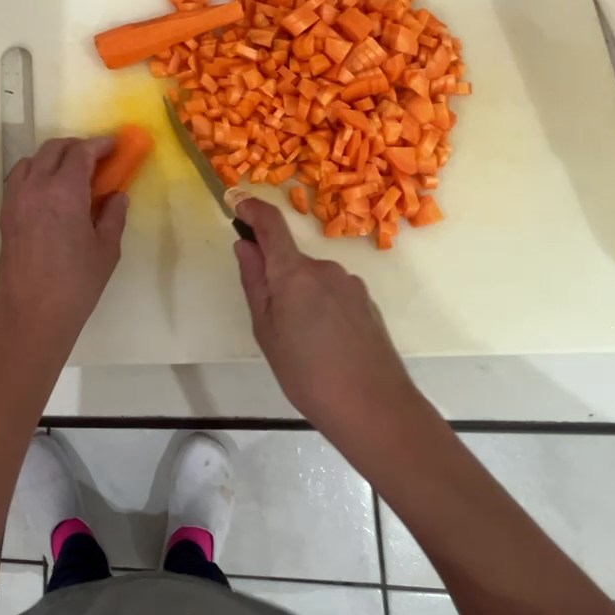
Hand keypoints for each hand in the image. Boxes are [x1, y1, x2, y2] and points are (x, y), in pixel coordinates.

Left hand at [0, 136, 128, 349]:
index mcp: (64, 191)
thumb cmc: (76, 284)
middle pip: (54, 149)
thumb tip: (117, 195)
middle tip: (96, 158)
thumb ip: (112, 216)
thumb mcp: (106, 250)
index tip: (114, 145)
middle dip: (76, 147)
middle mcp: (36, 186)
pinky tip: (50, 191)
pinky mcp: (5, 213)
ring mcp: (16, 198)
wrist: (31, 313)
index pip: (81, 152)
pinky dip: (35, 173)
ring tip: (71, 173)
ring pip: (32, 160)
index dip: (100, 145)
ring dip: (53, 157)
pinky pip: (19, 179)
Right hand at [233, 198, 419, 432]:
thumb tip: (245, 245)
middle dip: (277, 279)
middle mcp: (325, 269)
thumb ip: (254, 282)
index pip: (271, 225)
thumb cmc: (307, 374)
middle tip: (272, 323)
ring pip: (313, 280)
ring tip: (302, 344)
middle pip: (291, 260)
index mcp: (294, 273)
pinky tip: (327, 346)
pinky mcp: (368, 304)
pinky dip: (322, 310)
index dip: (253, 209)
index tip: (239, 205)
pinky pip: (334, 295)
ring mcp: (351, 285)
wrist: (375, 409)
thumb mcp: (266, 331)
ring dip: (301, 298)